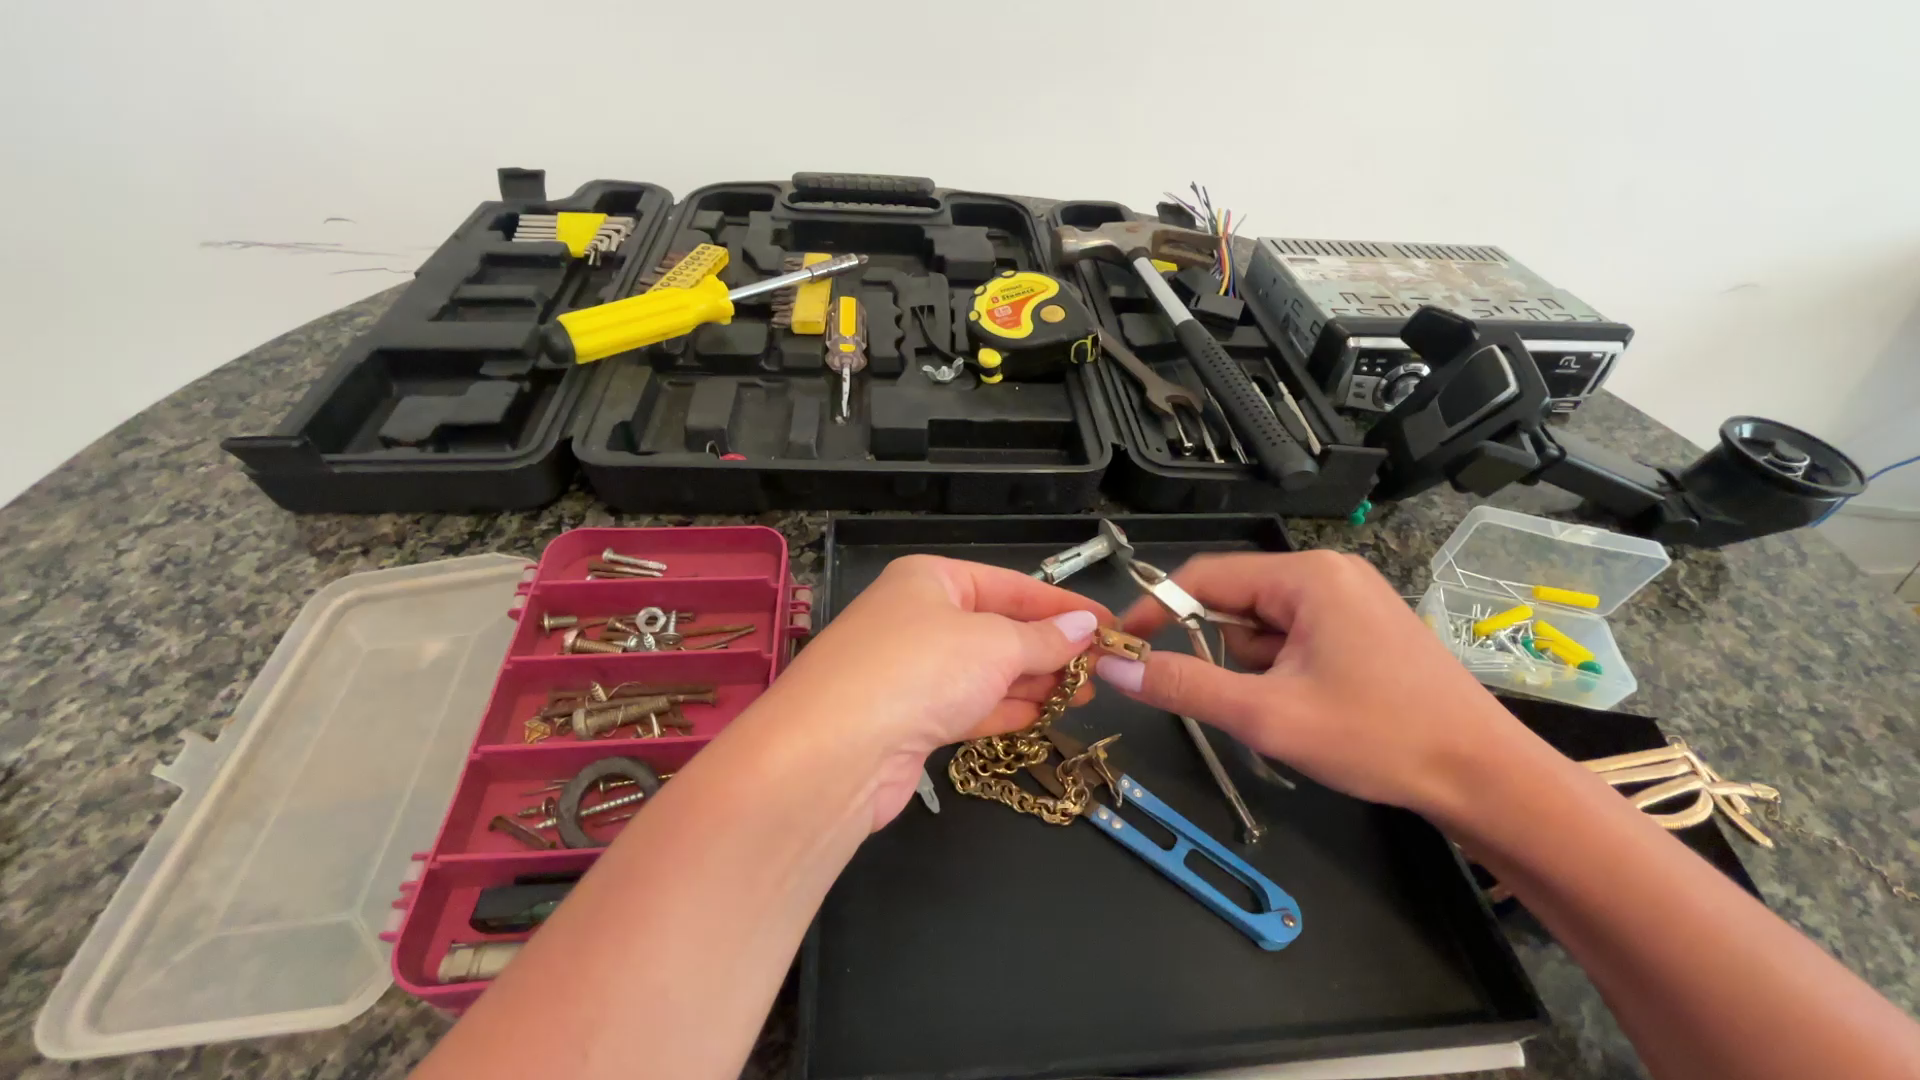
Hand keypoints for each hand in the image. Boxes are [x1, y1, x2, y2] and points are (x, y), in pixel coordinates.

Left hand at [767, 555, 1110, 826]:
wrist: (835, 753)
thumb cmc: (919, 671)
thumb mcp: (994, 645)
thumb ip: (1043, 639)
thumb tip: (1084, 628)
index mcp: (929, 579)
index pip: (1010, 585)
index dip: (1062, 606)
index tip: (1108, 624)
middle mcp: (917, 618)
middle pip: (997, 628)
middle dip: (1050, 648)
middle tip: (1101, 668)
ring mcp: (910, 671)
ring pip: (984, 671)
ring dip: (1033, 682)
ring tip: (1083, 693)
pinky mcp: (909, 719)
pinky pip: (968, 706)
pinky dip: (1006, 709)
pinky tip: (1045, 716)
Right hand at [1095, 551, 1534, 818]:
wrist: (1486, 778)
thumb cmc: (1378, 738)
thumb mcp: (1266, 715)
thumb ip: (1184, 685)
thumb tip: (1115, 666)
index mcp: (1307, 576)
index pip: (1203, 577)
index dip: (1157, 612)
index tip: (1124, 648)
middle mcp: (1329, 573)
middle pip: (1235, 602)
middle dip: (1227, 654)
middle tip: (1247, 702)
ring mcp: (1352, 598)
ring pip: (1264, 626)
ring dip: (1258, 669)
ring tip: (1295, 711)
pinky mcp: (1365, 626)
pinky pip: (1296, 638)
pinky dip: (1285, 672)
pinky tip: (1316, 707)